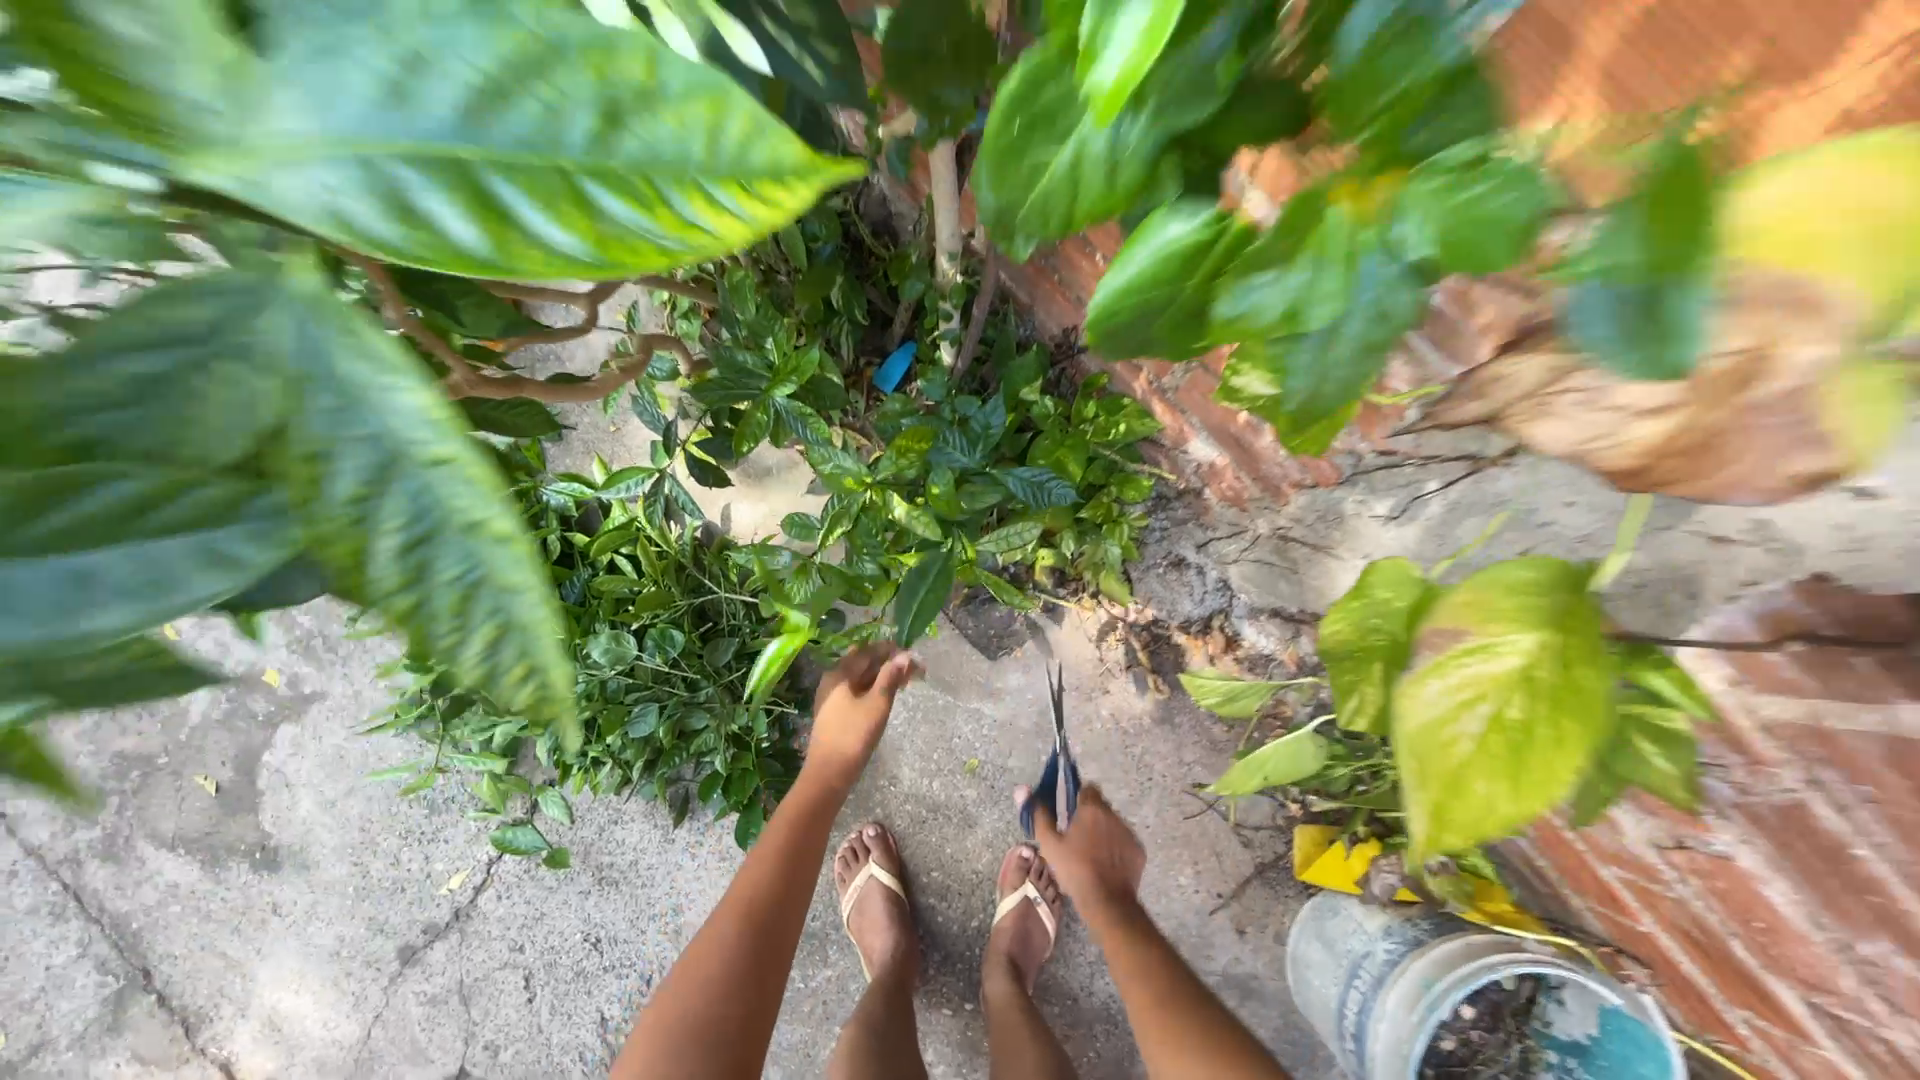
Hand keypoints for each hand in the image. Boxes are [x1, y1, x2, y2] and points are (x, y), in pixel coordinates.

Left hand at [803, 644, 921, 787]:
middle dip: (888, 664)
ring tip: (905, 683)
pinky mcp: (835, 713)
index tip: (911, 655)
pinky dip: (873, 690)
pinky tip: (887, 696)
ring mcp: (832, 697)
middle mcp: (832, 680)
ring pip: (861, 679)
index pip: (867, 652)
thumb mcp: (877, 703)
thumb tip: (904, 655)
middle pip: (863, 664)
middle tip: (913, 671)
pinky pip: (856, 692)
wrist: (829, 773)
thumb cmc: (854, 735)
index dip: (890, 651)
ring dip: (882, 678)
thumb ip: (890, 677)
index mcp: (839, 673)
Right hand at [1021, 784, 1144, 920]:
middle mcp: (1113, 815)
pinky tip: (1106, 864)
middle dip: (1090, 815)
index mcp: (1091, 809)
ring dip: (1103, 831)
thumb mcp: (1049, 843)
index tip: (1070, 813)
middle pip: (1101, 806)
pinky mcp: (1138, 850)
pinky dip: (1116, 847)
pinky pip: (1124, 841)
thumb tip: (1023, 790)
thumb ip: (1039, 814)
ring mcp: (1128, 833)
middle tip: (1077, 835)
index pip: (1088, 788)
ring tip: (1091, 852)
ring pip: (1113, 824)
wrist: (1106, 901)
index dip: (1078, 798)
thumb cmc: (1074, 869)